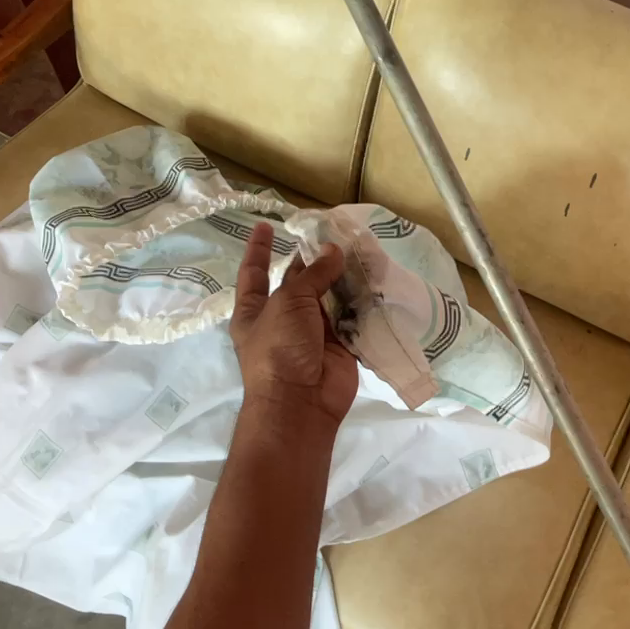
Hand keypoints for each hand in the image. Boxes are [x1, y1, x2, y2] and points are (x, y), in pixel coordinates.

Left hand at [229, 222, 359, 422]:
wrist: (301, 402)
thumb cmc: (280, 349)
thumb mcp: (289, 303)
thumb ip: (313, 275)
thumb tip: (334, 250)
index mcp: (255, 310)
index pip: (254, 273)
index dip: (259, 250)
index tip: (266, 226)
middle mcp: (283, 319)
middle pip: (299, 282)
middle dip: (314, 260)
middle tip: (336, 233)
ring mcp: (312, 333)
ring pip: (329, 297)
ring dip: (343, 277)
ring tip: (361, 249)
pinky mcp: (340, 345)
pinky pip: (351, 317)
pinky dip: (361, 301)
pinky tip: (374, 277)